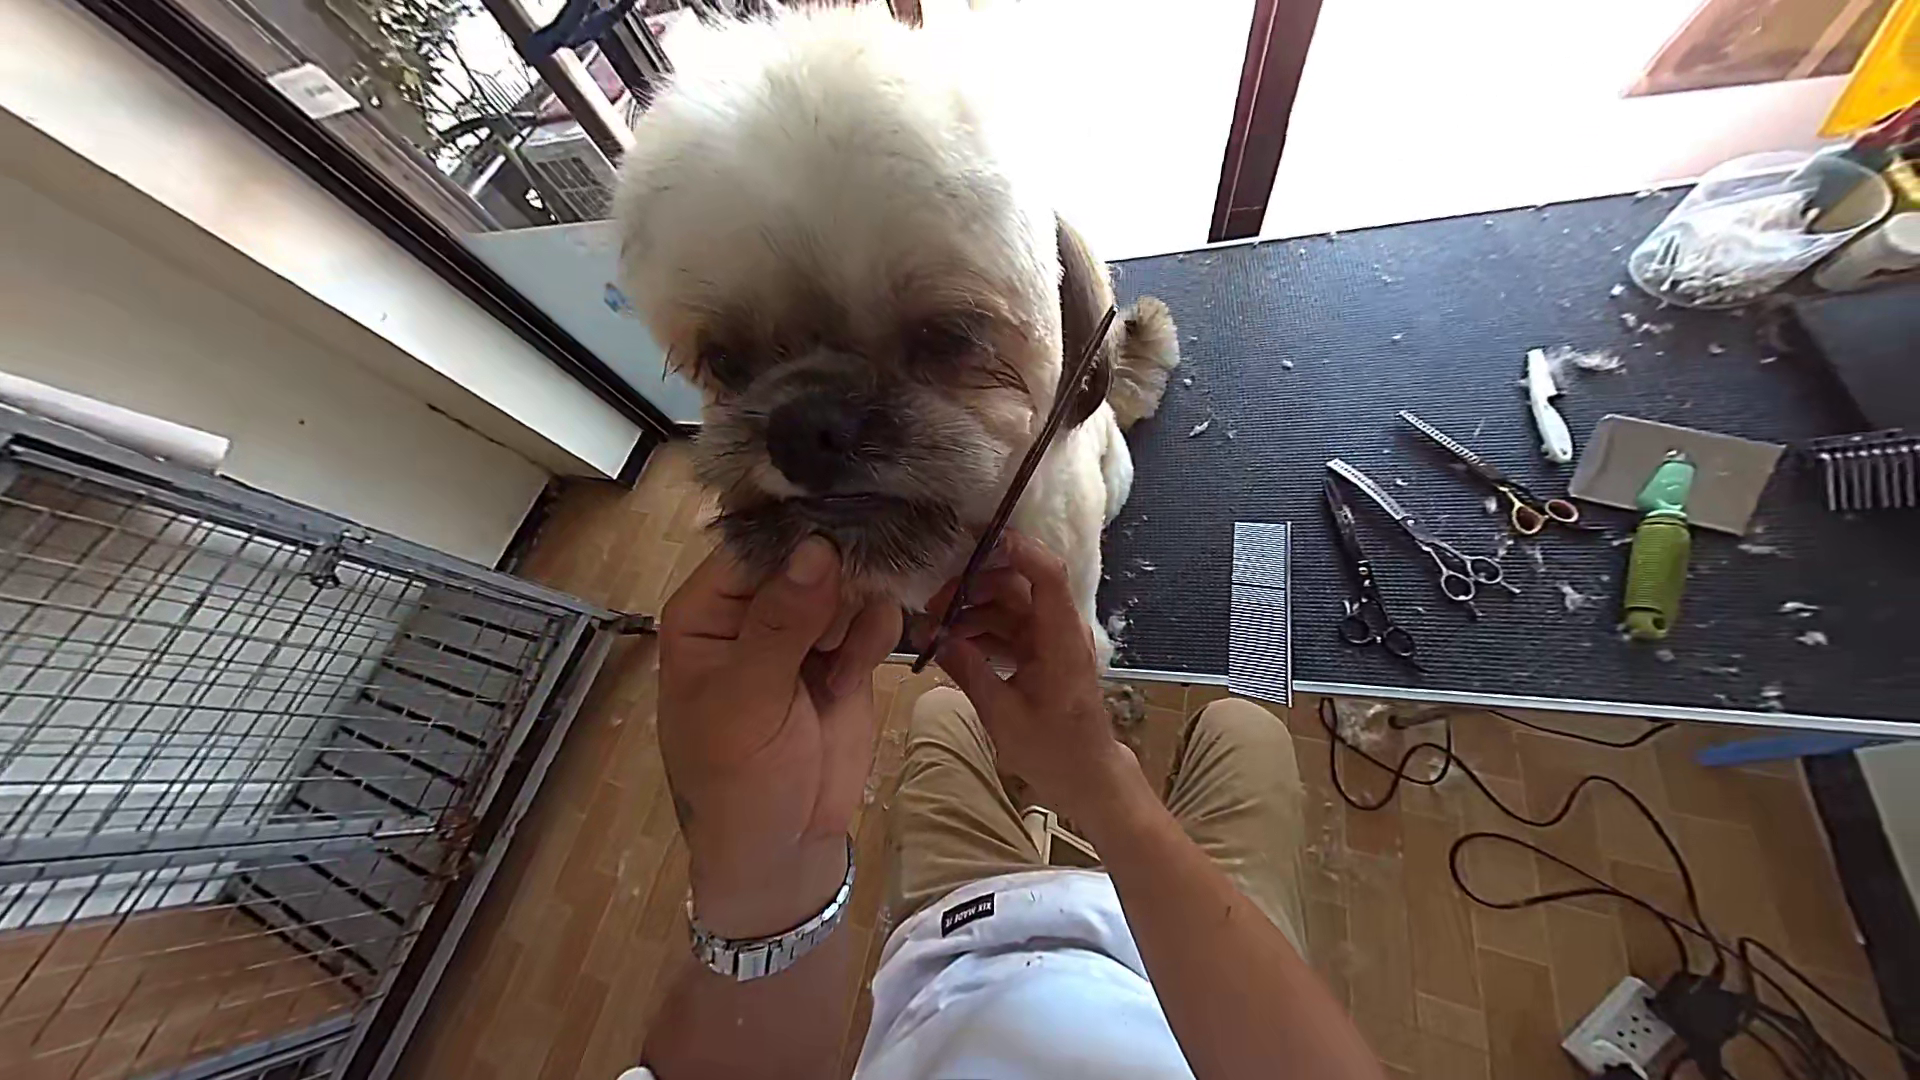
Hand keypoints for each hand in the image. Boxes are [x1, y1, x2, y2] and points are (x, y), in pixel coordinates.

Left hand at [658, 538, 902, 936]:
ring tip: (841, 661)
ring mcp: (806, 627)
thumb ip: (782, 624)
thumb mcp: (747, 705)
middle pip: (811, 554)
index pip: (756, 545)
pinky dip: (874, 638)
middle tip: (845, 614)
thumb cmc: (739, 781)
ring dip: (858, 613)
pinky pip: (874, 616)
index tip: (848, 526)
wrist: (786, 845)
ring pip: (850, 580)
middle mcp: (758, 607)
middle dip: (839, 576)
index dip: (800, 534)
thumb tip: (817, 546)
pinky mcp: (846, 650)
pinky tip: (855, 674)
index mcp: (710, 610)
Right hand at [922, 532, 1146, 823]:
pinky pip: (1006, 628)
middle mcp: (1057, 629)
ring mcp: (1048, 640)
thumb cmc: (1054, 751)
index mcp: (1061, 638)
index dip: (1018, 550)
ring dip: (971, 611)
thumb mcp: (1004, 715)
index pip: (1048, 575)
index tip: (976, 543)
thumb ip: (969, 671)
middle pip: (1017, 585)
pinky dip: (980, 631)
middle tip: (934, 606)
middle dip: (973, 587)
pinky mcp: (1039, 653)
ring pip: (1007, 606)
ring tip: (935, 629)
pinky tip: (952, 645)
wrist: (1087, 777)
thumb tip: (935, 639)